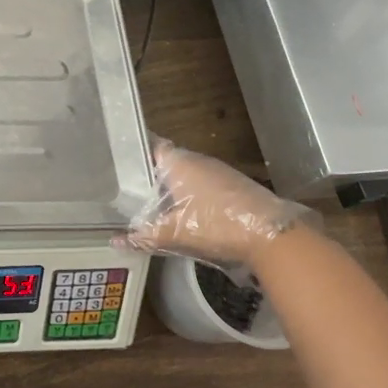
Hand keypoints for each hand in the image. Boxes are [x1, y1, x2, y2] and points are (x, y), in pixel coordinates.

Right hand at [115, 138, 316, 266]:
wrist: (273, 235)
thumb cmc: (217, 225)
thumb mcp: (174, 233)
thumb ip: (143, 235)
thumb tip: (115, 241)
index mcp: (178, 163)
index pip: (150, 146)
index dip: (133, 153)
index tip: (115, 162)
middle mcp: (197, 160)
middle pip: (165, 162)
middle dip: (148, 176)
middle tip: (125, 189)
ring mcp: (218, 172)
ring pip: (184, 174)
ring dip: (170, 187)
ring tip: (148, 203)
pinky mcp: (232, 186)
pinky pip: (200, 184)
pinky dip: (188, 194)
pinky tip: (181, 212)